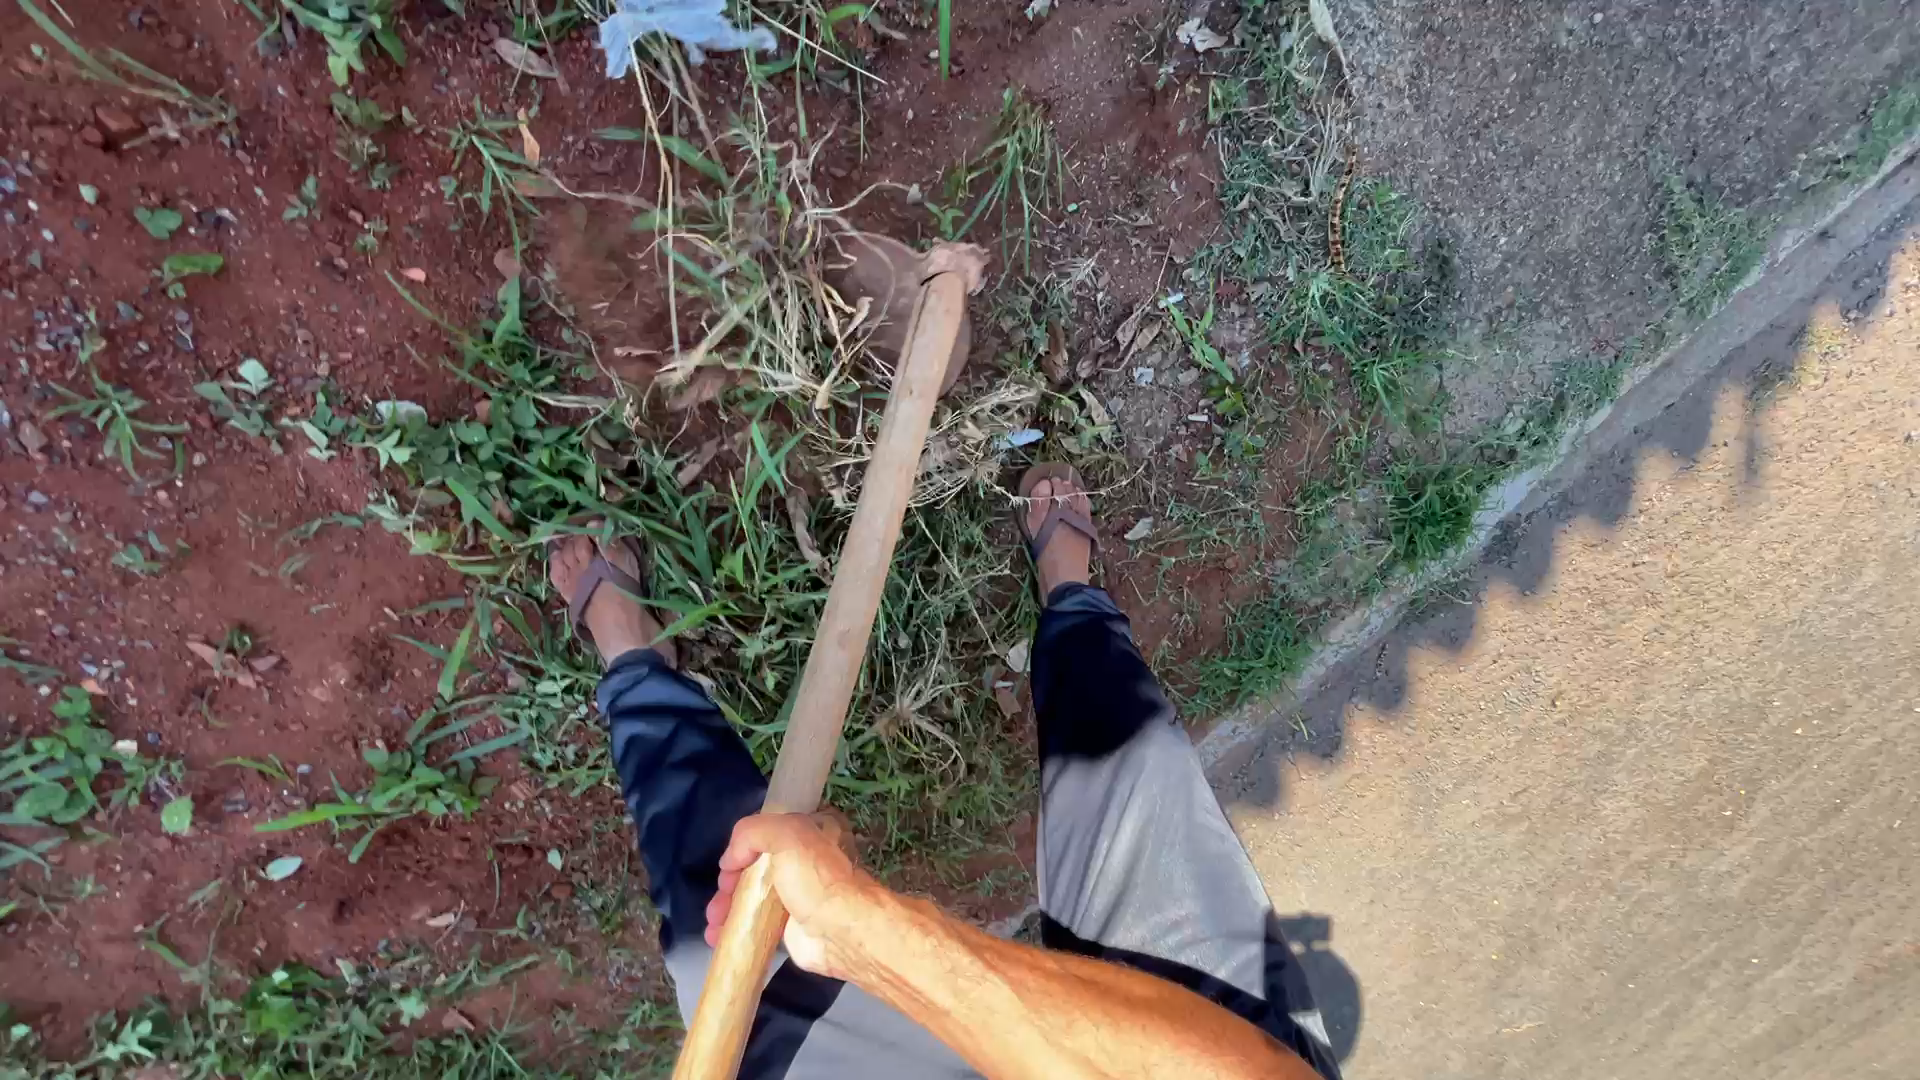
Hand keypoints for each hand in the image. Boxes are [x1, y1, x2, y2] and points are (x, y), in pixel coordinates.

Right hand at [704, 812, 876, 978]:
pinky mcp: (791, 924)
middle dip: (730, 883)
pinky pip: (757, 922)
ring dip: (728, 907)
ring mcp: (798, 892)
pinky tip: (718, 936)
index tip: (728, 866)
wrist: (841, 930)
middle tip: (718, 900)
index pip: (767, 831)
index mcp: (809, 831)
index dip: (743, 847)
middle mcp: (804, 859)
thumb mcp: (787, 834)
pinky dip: (736, 927)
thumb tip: (730, 859)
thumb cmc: (816, 877)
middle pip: (756, 866)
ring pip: (753, 895)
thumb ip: (753, 833)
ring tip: (714, 923)